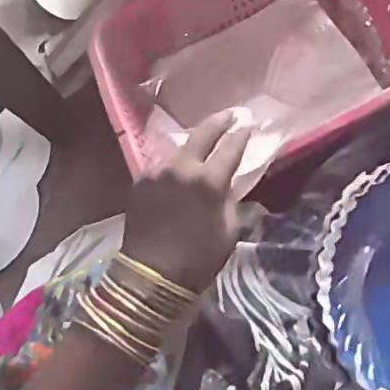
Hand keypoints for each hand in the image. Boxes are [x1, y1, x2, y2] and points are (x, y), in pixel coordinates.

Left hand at [121, 112, 250, 290]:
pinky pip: (161, 163)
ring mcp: (157, 171)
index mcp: (208, 181)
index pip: (230, 147)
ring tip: (203, 139)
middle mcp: (181, 168)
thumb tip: (229, 184)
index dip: (242, 135)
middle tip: (230, 114)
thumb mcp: (229, 231)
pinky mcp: (140, 181)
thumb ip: (231, 200)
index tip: (249, 125)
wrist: (152, 275)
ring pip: (178, 147)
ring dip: (193, 142)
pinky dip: (173, 160)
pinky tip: (178, 163)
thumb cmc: (198, 258)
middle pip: (202, 134)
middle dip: (218, 122)